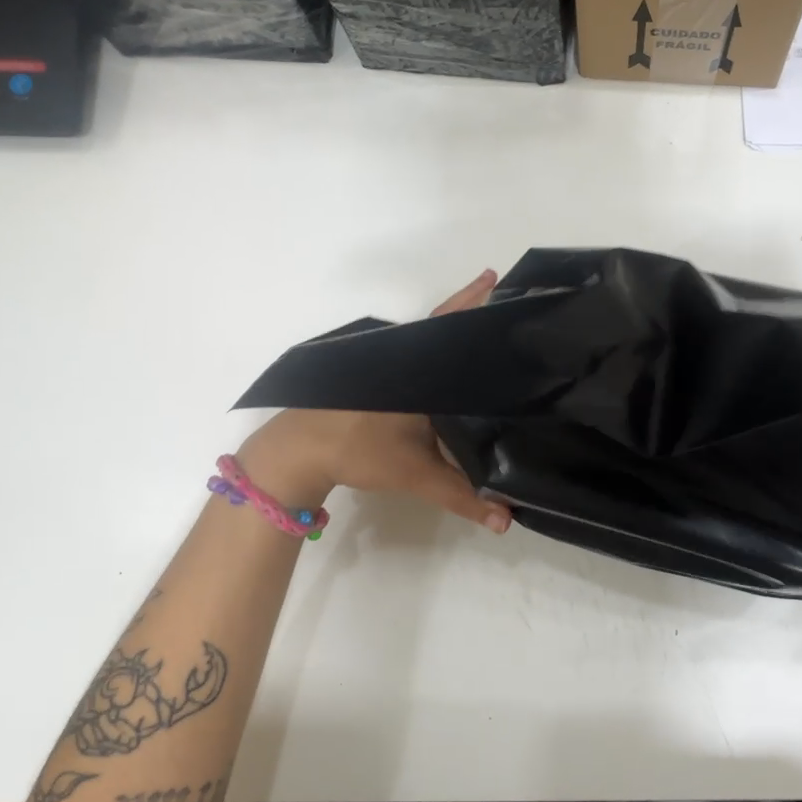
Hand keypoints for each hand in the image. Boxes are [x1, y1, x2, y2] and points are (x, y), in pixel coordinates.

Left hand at [237, 271, 513, 533]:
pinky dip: (432, 350)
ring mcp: (382, 362)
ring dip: (450, 328)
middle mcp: (401, 354)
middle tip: (503, 296)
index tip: (500, 278)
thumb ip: (463, 497)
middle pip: (442, 323)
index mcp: (419, 367)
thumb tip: (506, 523)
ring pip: (425, 337)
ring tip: (483, 327)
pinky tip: (446, 367)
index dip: (477, 301)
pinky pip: (411, 352)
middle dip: (471, 308)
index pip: (454, 325)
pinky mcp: (370, 376)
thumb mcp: (417, 474)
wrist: (296, 451)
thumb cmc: (358, 450)